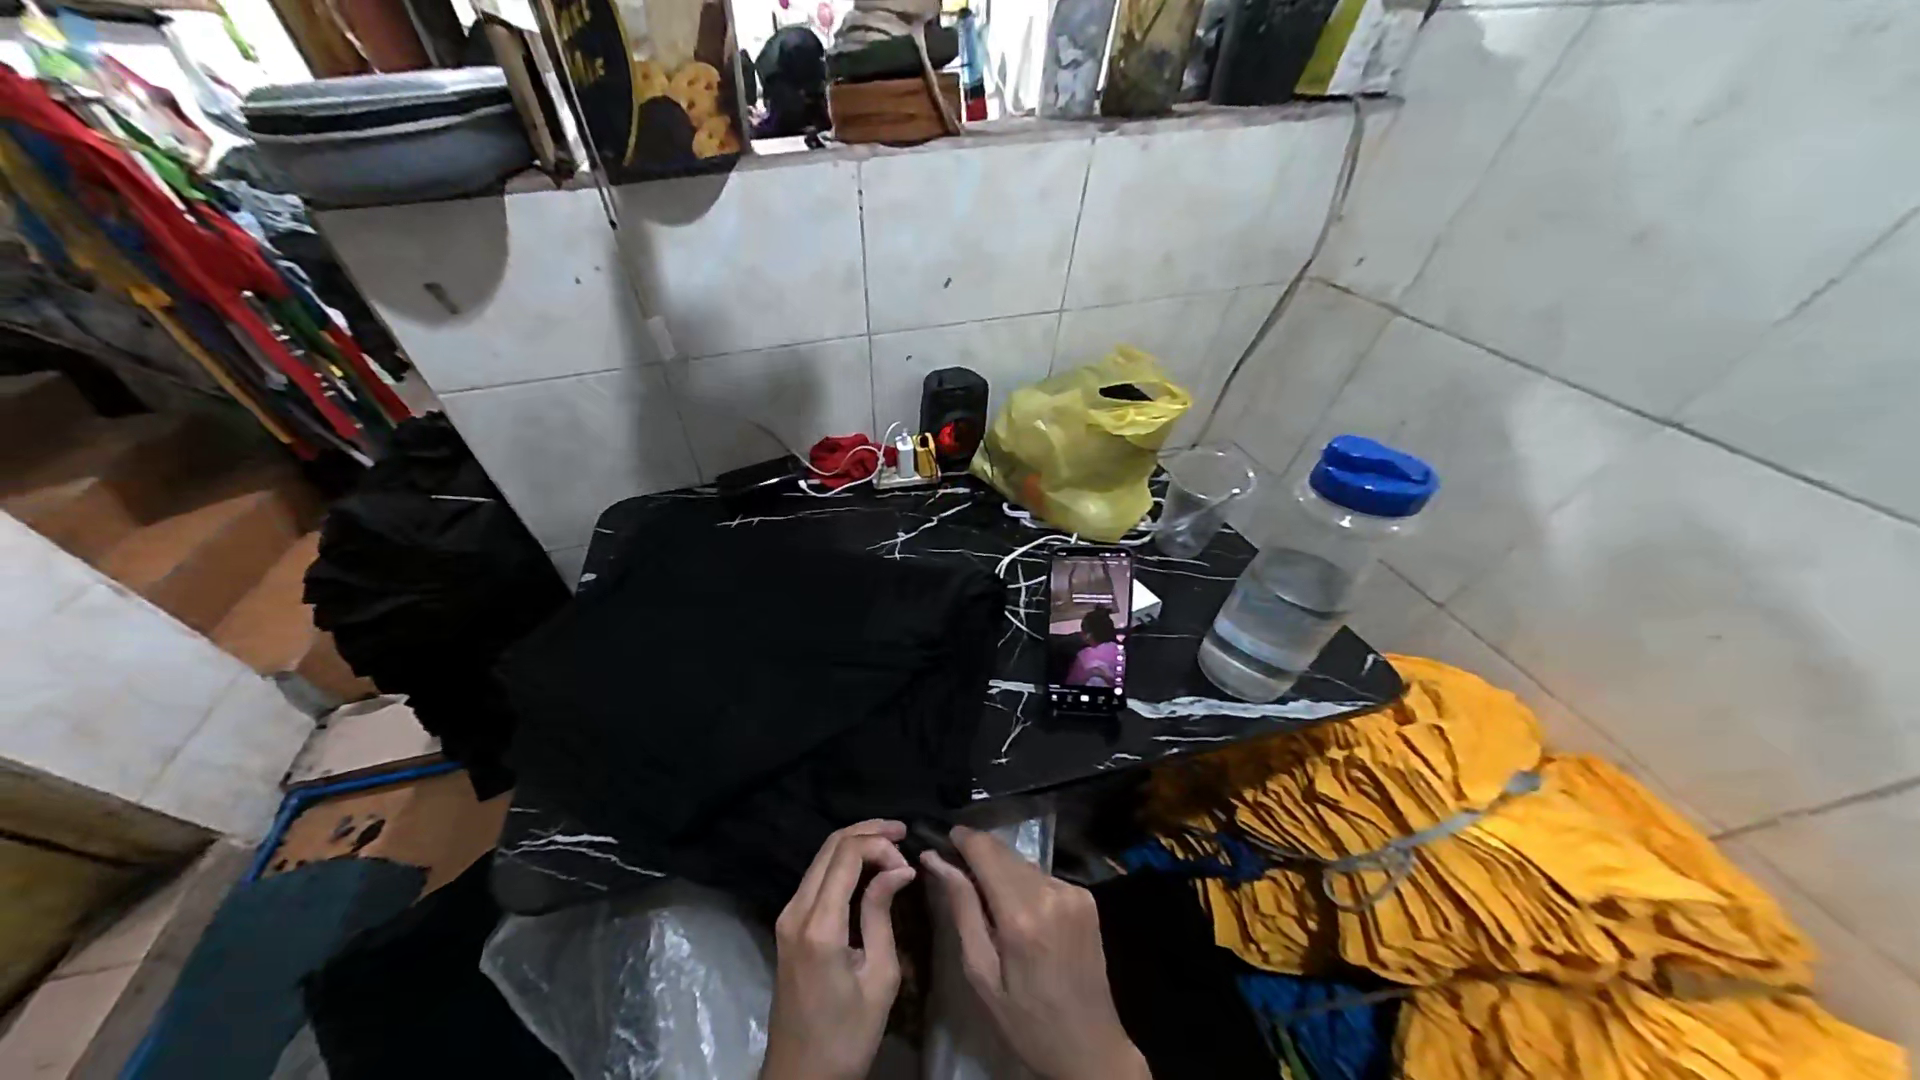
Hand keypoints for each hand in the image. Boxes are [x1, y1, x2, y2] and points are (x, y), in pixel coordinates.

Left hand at [760, 820, 915, 1079]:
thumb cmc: (847, 1036)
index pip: (846, 854)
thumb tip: (898, 868)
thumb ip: (882, 914)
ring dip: (855, 843)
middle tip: (903, 832)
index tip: (908, 862)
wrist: (800, 1078)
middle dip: (868, 831)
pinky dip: (843, 862)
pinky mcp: (788, 925)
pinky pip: (816, 876)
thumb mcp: (879, 977)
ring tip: (892, 844)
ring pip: (821, 857)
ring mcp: (787, 916)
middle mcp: (795, 911)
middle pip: (830, 846)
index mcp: (818, 926)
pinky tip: (869, 866)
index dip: (880, 844)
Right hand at [921, 826, 1149, 1079]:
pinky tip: (1020, 909)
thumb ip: (961, 909)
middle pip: (1005, 852)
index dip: (963, 838)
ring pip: (1024, 862)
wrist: (1090, 1046)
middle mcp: (1051, 892)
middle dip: (980, 852)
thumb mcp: (982, 973)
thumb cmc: (1026, 1020)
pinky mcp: (1086, 897)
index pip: (986, 851)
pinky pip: (1044, 877)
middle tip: (958, 867)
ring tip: (988, 895)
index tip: (945, 837)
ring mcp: (1073, 892)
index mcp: (1021, 914)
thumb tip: (936, 860)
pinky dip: (1026, 883)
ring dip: (1003, 868)